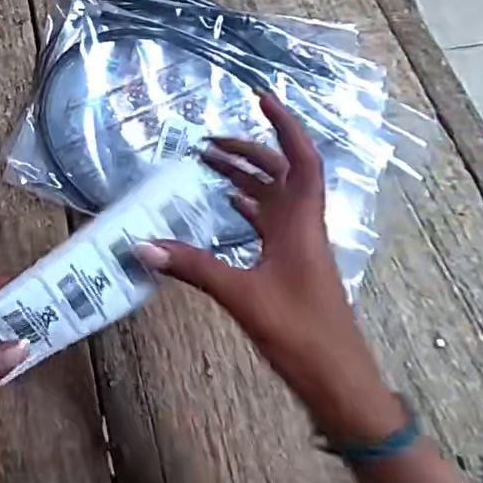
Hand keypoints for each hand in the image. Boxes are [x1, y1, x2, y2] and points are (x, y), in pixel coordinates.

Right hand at [133, 92, 404, 441]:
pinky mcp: (292, 264)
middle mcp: (302, 226)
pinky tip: (228, 205)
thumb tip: (141, 245)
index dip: (286, 125)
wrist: (341, 384)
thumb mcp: (242, 296)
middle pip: (281, 173)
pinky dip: (248, 206)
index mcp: (300, 223)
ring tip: (209, 164)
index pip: (301, 159)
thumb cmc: (302, 334)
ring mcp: (299, 245)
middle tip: (209, 142)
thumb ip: (192, 267)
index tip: (262, 98)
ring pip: (273, 196)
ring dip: (246, 176)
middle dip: (248, 150)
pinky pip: (269, 221)